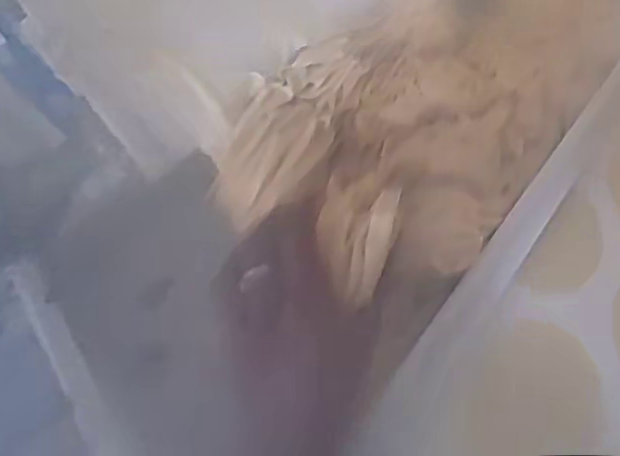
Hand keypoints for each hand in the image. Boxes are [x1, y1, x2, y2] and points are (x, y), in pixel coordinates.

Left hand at [215, 202, 378, 455]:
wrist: (294, 440)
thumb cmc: (339, 383)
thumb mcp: (368, 333)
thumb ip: (379, 284)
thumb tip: (393, 239)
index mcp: (308, 300)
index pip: (296, 242)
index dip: (299, 211)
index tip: (309, 189)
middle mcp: (270, 307)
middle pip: (259, 252)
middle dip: (270, 222)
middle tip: (286, 205)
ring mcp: (243, 328)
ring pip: (232, 274)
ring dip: (246, 248)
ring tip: (261, 235)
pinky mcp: (229, 347)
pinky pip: (226, 300)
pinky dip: (236, 277)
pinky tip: (250, 277)